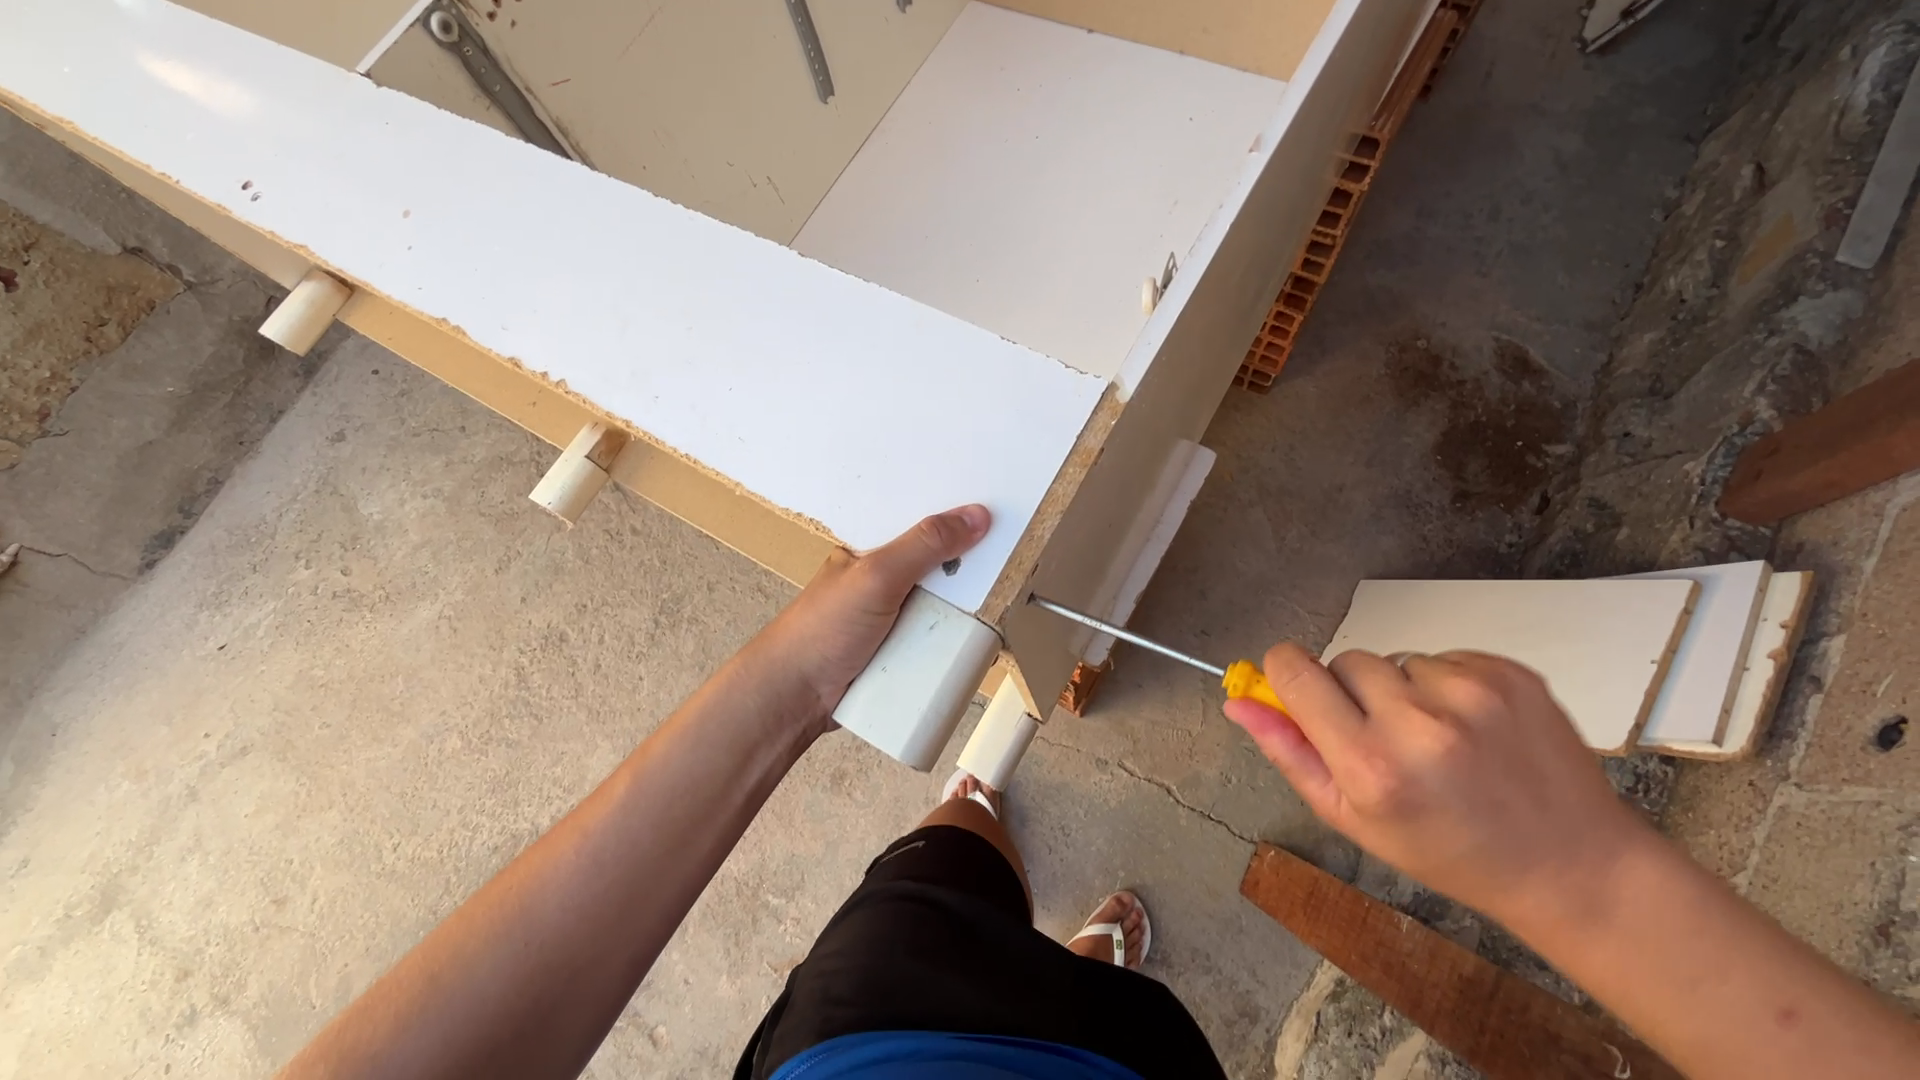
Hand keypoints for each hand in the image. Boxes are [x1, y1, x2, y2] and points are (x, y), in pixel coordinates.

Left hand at [737, 505, 990, 732]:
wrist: (794, 696)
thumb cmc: (820, 629)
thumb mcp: (878, 575)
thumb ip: (925, 545)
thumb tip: (976, 516)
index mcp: (872, 551)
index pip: (922, 526)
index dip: (957, 521)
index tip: (999, 516)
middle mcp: (884, 581)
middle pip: (940, 569)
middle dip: (969, 569)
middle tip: (1014, 560)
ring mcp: (892, 619)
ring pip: (943, 608)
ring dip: (964, 611)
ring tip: (1006, 601)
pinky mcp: (899, 653)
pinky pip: (936, 642)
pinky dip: (953, 642)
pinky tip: (979, 638)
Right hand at [1223, 645, 1654, 926]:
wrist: (1569, 864)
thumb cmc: (1445, 850)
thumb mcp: (1351, 818)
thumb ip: (1289, 753)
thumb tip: (1239, 702)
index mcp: (1369, 763)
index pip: (1295, 670)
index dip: (1287, 673)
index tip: (1297, 688)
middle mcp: (1417, 721)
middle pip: (1344, 660)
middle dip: (1351, 690)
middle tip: (1383, 738)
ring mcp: (1471, 692)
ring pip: (1396, 659)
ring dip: (1403, 689)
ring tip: (1437, 739)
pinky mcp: (1509, 674)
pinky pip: (1445, 658)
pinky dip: (1447, 686)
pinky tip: (1471, 729)